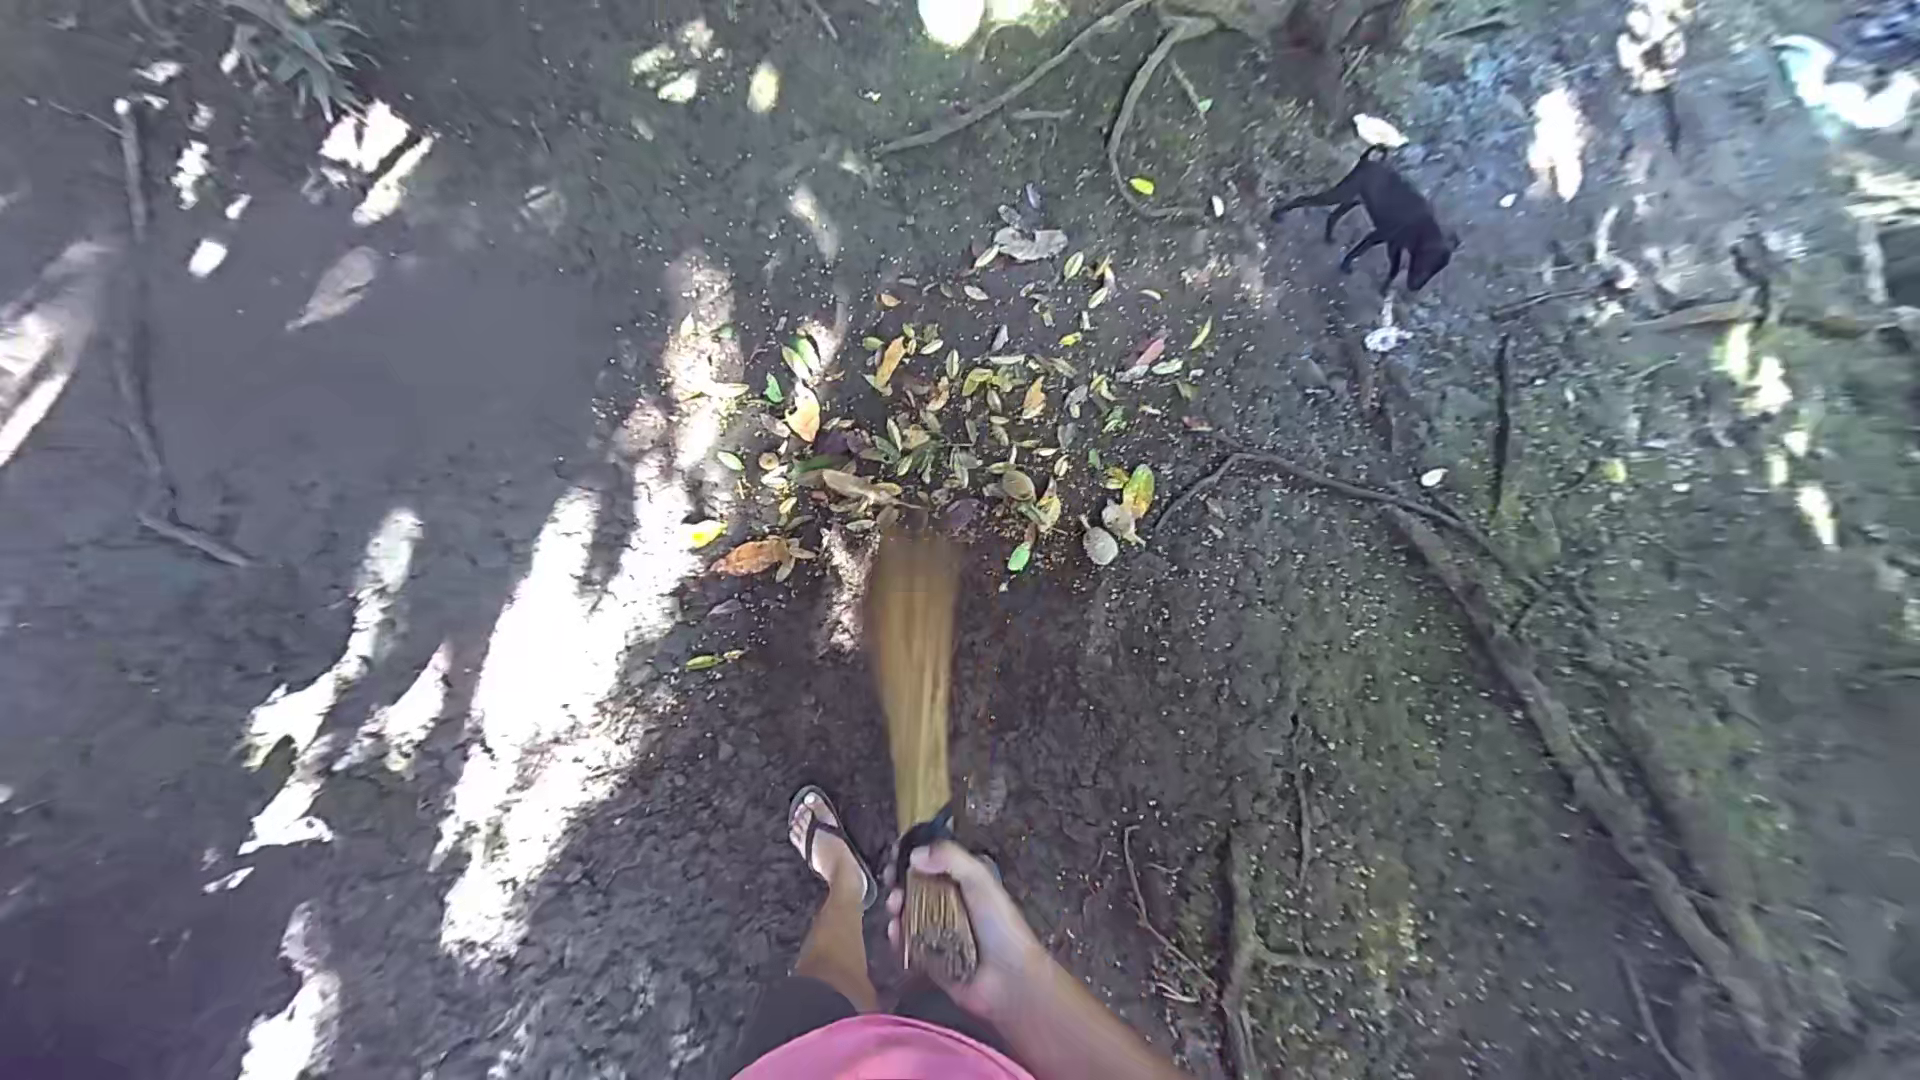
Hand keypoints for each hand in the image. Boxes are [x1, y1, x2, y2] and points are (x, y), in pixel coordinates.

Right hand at [887, 841, 1049, 1021]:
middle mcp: (949, 904)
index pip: (932, 863)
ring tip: (895, 906)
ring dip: (896, 907)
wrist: (1009, 981)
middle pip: (915, 888)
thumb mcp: (979, 878)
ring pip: (908, 914)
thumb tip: (914, 854)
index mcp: (963, 881)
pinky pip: (908, 945)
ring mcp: (939, 932)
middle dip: (899, 882)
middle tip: (891, 882)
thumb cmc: (999, 923)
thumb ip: (950, 858)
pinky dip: (898, 936)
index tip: (896, 856)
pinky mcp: (930, 960)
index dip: (912, 859)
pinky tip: (895, 931)